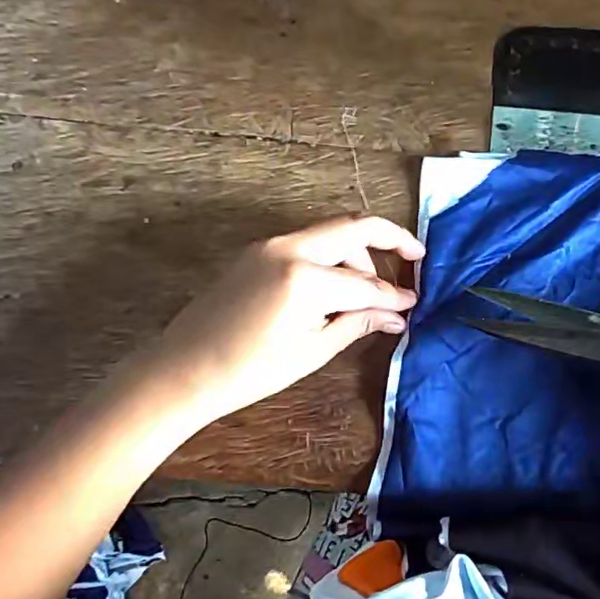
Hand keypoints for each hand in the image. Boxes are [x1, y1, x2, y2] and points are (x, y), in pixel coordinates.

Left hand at [140, 215, 424, 424]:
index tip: (414, 302)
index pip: (365, 282)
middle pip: (352, 228)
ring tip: (368, 289)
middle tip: (413, 260)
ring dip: (356, 251)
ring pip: (328, 232)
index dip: (394, 294)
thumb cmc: (250, 370)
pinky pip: (304, 243)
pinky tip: (336, 284)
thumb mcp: (312, 350)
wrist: (185, 368)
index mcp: (305, 277)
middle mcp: (288, 248)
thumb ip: (357, 322)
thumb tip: (397, 315)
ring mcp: (268, 246)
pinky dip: (329, 256)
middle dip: (388, 239)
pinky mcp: (255, 252)